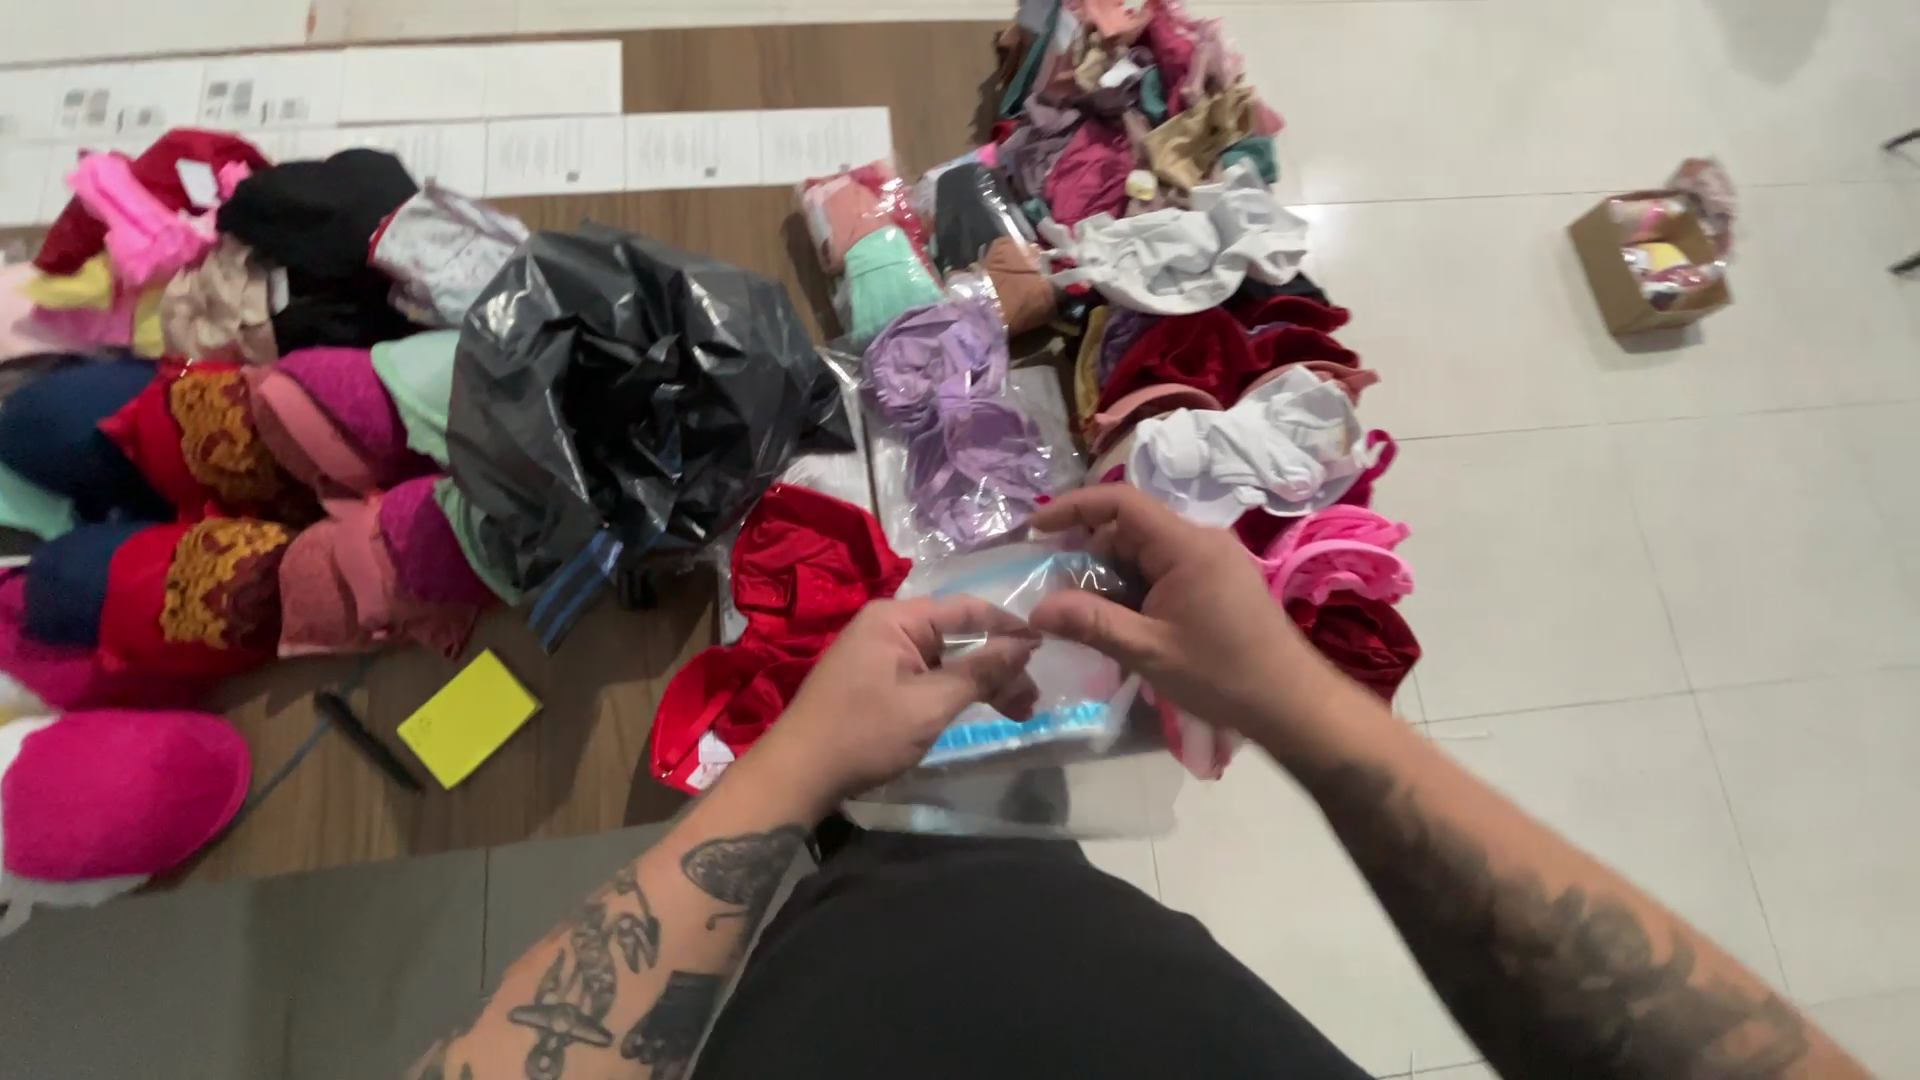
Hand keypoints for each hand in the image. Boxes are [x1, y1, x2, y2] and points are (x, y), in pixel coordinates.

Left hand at [750, 596, 1041, 809]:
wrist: (798, 775)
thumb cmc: (863, 734)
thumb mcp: (928, 704)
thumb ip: (979, 672)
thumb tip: (1025, 645)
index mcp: (896, 618)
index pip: (966, 609)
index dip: (1008, 626)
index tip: (1045, 647)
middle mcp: (888, 626)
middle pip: (957, 635)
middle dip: (998, 663)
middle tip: (1032, 697)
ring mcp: (881, 652)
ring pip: (945, 657)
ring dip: (981, 681)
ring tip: (1019, 710)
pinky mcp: (878, 678)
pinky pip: (927, 673)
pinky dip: (955, 690)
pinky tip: (981, 707)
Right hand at [1027, 485, 1333, 736]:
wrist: (1292, 704)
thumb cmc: (1223, 676)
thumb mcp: (1148, 651)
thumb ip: (1091, 623)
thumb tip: (1036, 610)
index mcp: (1186, 545)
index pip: (1120, 502)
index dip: (1073, 508)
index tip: (1037, 529)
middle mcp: (1200, 540)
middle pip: (1128, 529)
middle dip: (1089, 556)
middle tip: (1060, 594)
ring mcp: (1211, 558)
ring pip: (1143, 551)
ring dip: (1111, 577)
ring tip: (1090, 617)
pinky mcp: (1216, 578)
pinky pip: (1162, 568)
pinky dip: (1135, 588)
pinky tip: (1124, 622)